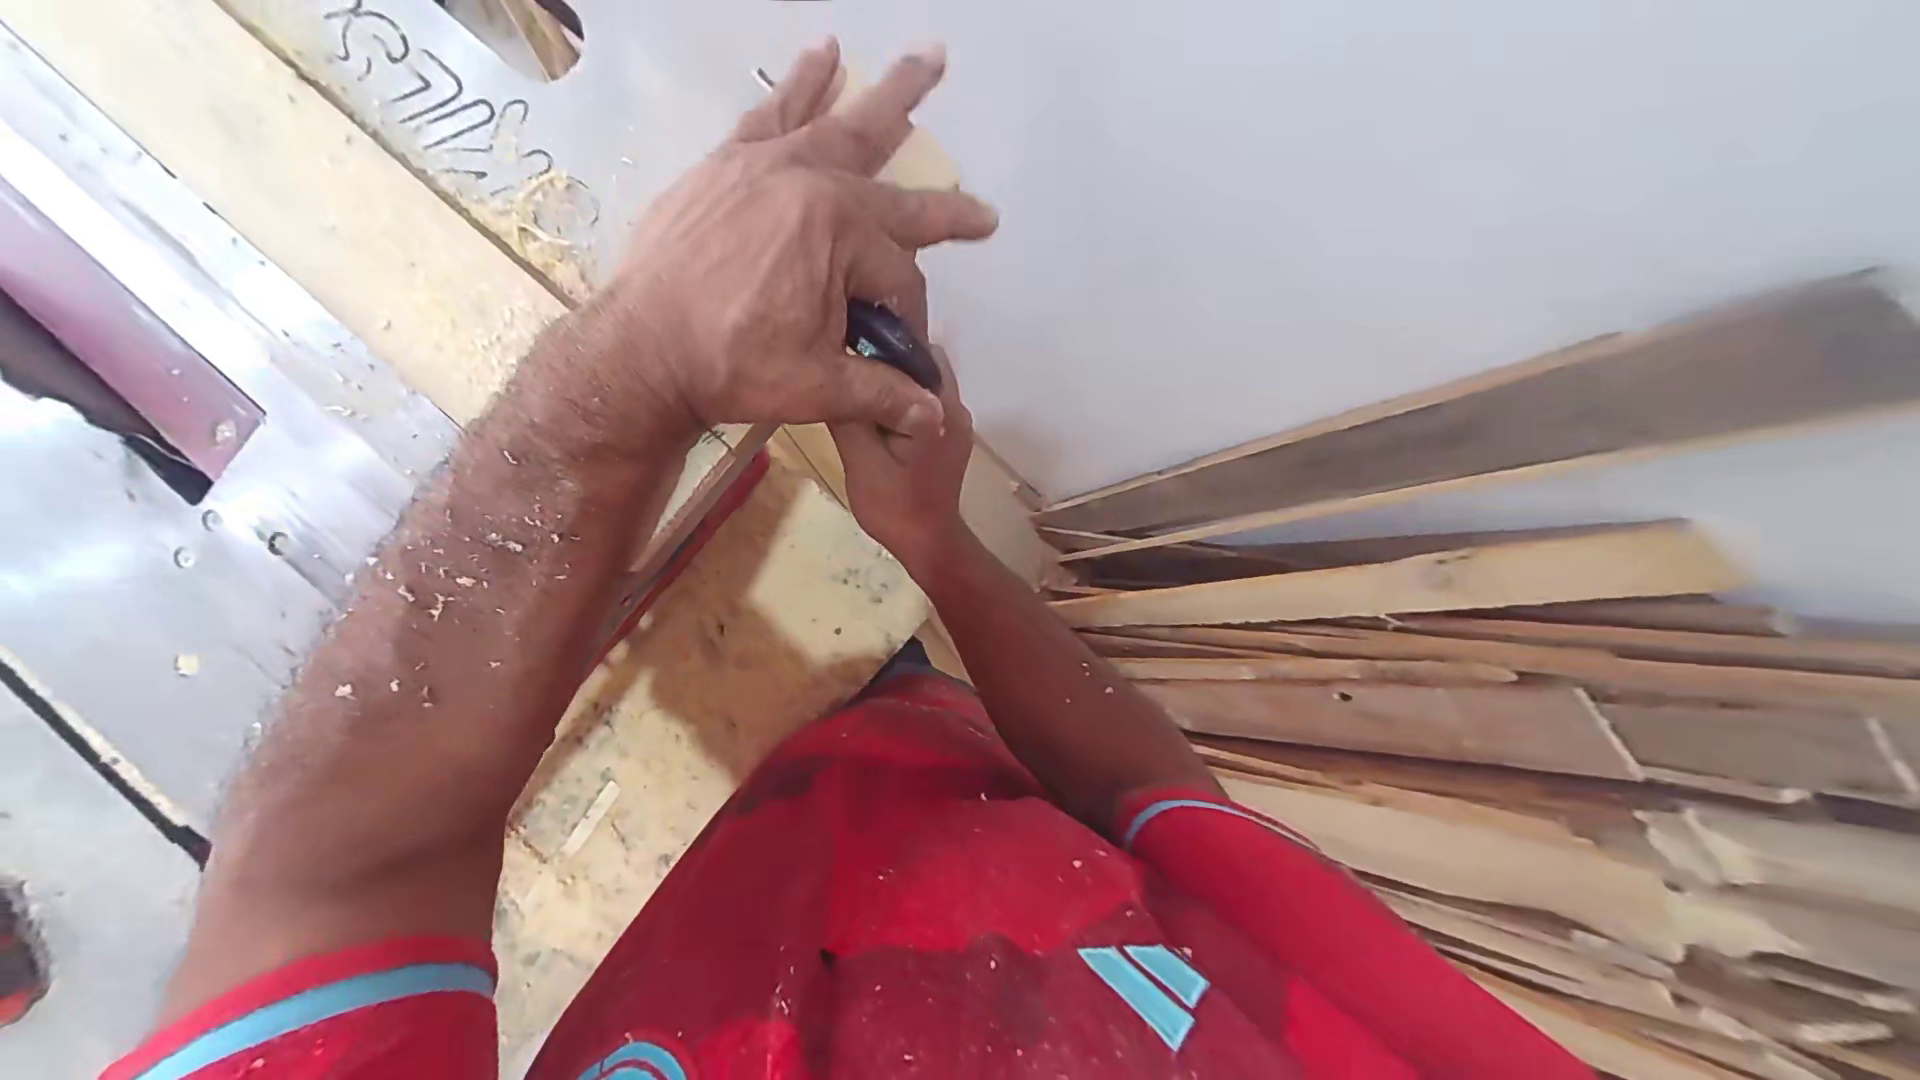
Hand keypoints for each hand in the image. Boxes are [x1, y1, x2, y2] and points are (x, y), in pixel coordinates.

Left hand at [538, 39, 997, 450]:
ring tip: (925, 61)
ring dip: (887, 96)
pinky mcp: (727, 163)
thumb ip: (885, 395)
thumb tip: (937, 419)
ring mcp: (764, 164)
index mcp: (837, 233)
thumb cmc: (731, 368)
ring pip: (840, 125)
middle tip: (984, 210)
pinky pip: (771, 112)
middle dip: (946, 207)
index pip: (899, 278)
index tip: (902, 351)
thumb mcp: (820, 387)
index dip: (907, 319)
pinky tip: (822, 57)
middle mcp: (808, 182)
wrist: (641, 352)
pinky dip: (801, 85)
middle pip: (893, 190)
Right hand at [832, 346, 975, 574]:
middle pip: (920, 359)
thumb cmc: (895, 507)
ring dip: (892, 378)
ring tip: (856, 385)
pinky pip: (924, 400)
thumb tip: (831, 372)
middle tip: (847, 364)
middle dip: (885, 357)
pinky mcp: (947, 433)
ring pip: (921, 378)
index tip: (845, 340)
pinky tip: (873, 410)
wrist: (927, 543)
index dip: (879, 338)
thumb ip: (850, 414)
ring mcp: (955, 420)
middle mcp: (955, 406)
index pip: (914, 347)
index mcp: (939, 408)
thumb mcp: (861, 460)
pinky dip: (900, 397)